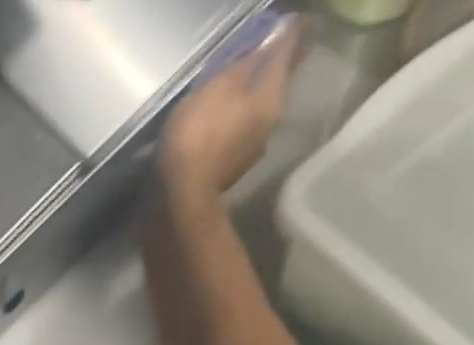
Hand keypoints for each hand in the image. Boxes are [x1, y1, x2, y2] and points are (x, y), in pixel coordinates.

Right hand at [158, 14, 303, 205]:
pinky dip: (235, 122)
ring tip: (235, 90)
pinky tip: (220, 123)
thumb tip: (276, 37)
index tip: (292, 21)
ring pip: (258, 111)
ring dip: (251, 98)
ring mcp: (254, 148)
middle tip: (264, 51)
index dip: (292, 35)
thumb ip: (247, 61)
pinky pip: (241, 133)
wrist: (182, 194)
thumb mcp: (218, 86)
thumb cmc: (197, 134)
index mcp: (270, 97)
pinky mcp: (234, 167)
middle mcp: (271, 122)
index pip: (289, 54)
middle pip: (275, 84)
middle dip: (271, 68)